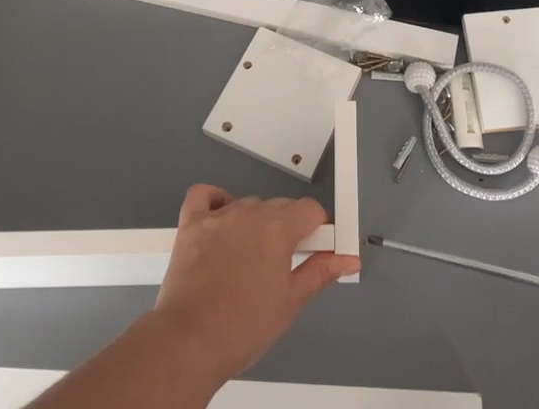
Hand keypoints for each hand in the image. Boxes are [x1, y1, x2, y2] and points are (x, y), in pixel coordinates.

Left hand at [149, 185, 360, 383]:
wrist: (189, 343)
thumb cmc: (243, 327)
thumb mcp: (290, 302)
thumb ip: (320, 272)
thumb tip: (348, 260)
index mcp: (278, 229)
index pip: (311, 210)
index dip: (318, 229)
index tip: (317, 249)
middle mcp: (250, 214)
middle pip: (280, 206)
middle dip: (289, 229)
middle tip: (283, 265)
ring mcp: (217, 217)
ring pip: (248, 204)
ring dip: (256, 223)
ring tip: (250, 259)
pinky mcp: (190, 225)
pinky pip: (204, 196)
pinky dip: (215, 202)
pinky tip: (221, 222)